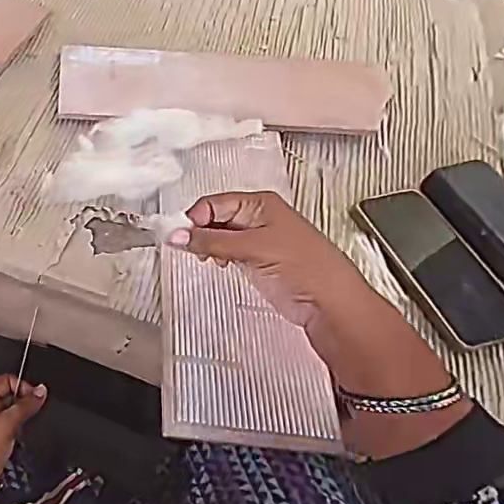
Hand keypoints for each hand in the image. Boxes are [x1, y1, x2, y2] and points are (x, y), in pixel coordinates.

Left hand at [0, 375, 47, 475]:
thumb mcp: (9, 422)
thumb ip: (26, 404)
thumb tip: (41, 390)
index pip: (5, 380)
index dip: (22, 387)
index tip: (34, 400)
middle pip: (7, 394)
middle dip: (21, 403)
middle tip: (26, 416)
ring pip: (8, 410)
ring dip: (18, 417)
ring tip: (18, 428)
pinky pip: (6, 424)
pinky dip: (14, 428)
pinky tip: (15, 437)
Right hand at [167, 192, 355, 330]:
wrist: (327, 301)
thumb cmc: (308, 267)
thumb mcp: (253, 247)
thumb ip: (212, 241)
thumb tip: (180, 235)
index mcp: (260, 203)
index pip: (213, 203)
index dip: (194, 218)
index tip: (177, 235)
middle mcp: (256, 218)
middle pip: (213, 218)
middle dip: (197, 231)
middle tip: (185, 246)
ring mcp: (254, 240)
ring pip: (216, 236)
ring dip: (205, 245)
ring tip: (205, 256)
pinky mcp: (253, 260)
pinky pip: (224, 251)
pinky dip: (214, 256)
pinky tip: (216, 263)